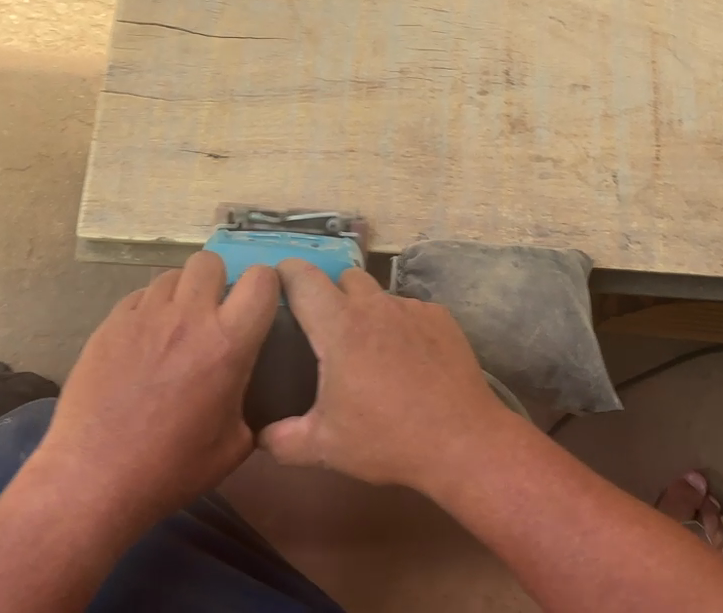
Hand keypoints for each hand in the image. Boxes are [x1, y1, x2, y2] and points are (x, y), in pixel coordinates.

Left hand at [34, 250, 279, 522]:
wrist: (93, 481)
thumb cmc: (171, 469)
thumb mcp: (235, 444)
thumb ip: (252, 403)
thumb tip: (254, 393)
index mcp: (228, 342)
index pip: (261, 278)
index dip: (265, 286)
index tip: (258, 306)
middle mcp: (189, 317)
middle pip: (210, 261)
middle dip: (217, 281)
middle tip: (213, 313)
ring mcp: (144, 317)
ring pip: (171, 276)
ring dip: (180, 295)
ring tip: (175, 326)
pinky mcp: (109, 325)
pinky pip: (138, 298)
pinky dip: (147, 311)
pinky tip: (143, 342)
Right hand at [258, 259, 516, 490]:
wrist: (461, 441)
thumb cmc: (387, 439)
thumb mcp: (324, 448)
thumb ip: (282, 439)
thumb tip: (260, 435)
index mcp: (339, 326)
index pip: (302, 278)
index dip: (284, 274)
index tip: (276, 286)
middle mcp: (375, 305)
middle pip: (344, 278)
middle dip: (331, 295)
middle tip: (326, 333)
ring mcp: (412, 308)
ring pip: (380, 294)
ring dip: (368, 312)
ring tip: (370, 351)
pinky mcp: (441, 317)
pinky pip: (411, 310)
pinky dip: (402, 326)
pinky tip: (408, 360)